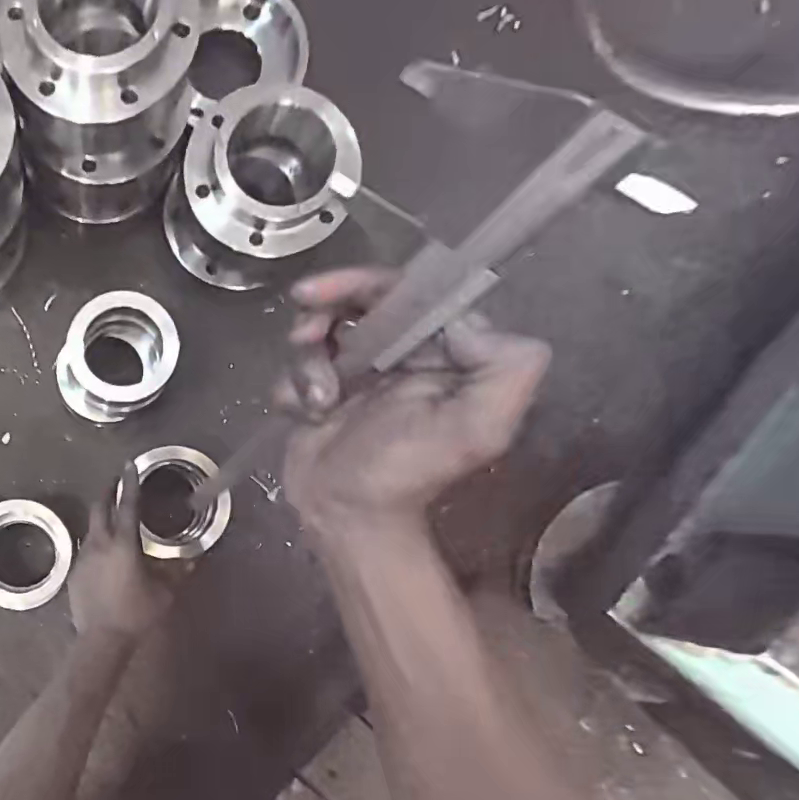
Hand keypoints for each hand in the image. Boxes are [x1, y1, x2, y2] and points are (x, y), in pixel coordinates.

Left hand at [68, 462, 178, 644]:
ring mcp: (83, 557)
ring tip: (113, 518)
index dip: (130, 483)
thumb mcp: (163, 593)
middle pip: (100, 507)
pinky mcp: (74, 572)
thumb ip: (177, 573)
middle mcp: (100, 543)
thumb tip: (193, 560)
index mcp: (123, 543)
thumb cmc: (136, 613)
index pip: (127, 505)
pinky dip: (97, 543)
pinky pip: (87, 549)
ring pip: (92, 528)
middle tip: (116, 483)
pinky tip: (105, 555)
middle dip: (107, 492)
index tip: (129, 465)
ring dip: (101, 518)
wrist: (101, 638)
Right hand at [280, 266, 550, 535]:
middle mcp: (399, 354)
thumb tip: (461, 322)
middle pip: (356, 302)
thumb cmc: (407, 473)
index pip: (406, 292)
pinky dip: (293, 388)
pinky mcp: (318, 392)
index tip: (320, 295)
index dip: (362, 284)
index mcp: (440, 352)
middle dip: (324, 309)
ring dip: (308, 362)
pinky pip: (296, 369)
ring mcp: (355, 373)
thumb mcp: (479, 429)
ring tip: (317, 399)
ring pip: (320, 334)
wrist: (347, 516)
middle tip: (302, 332)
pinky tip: (305, 415)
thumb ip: (505, 367)